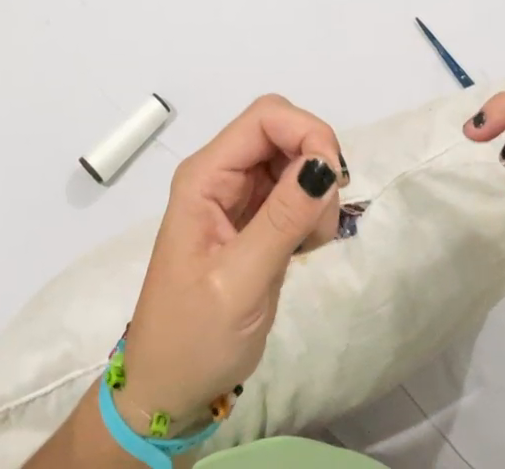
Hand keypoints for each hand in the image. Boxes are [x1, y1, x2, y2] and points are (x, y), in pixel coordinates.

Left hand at [118, 95, 345, 433]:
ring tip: (309, 246)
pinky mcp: (255, 221)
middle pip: (284, 133)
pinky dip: (312, 215)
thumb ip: (282, 219)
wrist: (170, 387)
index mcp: (204, 177)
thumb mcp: (239, 281)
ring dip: (316, 195)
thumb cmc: (193, 337)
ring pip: (295, 163)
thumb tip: (324, 163)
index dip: (308, 133)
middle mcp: (220, 176)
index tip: (334, 181)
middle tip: (323, 224)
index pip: (266, 117)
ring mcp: (237, 198)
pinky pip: (295, 194)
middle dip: (315, 165)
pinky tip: (304, 251)